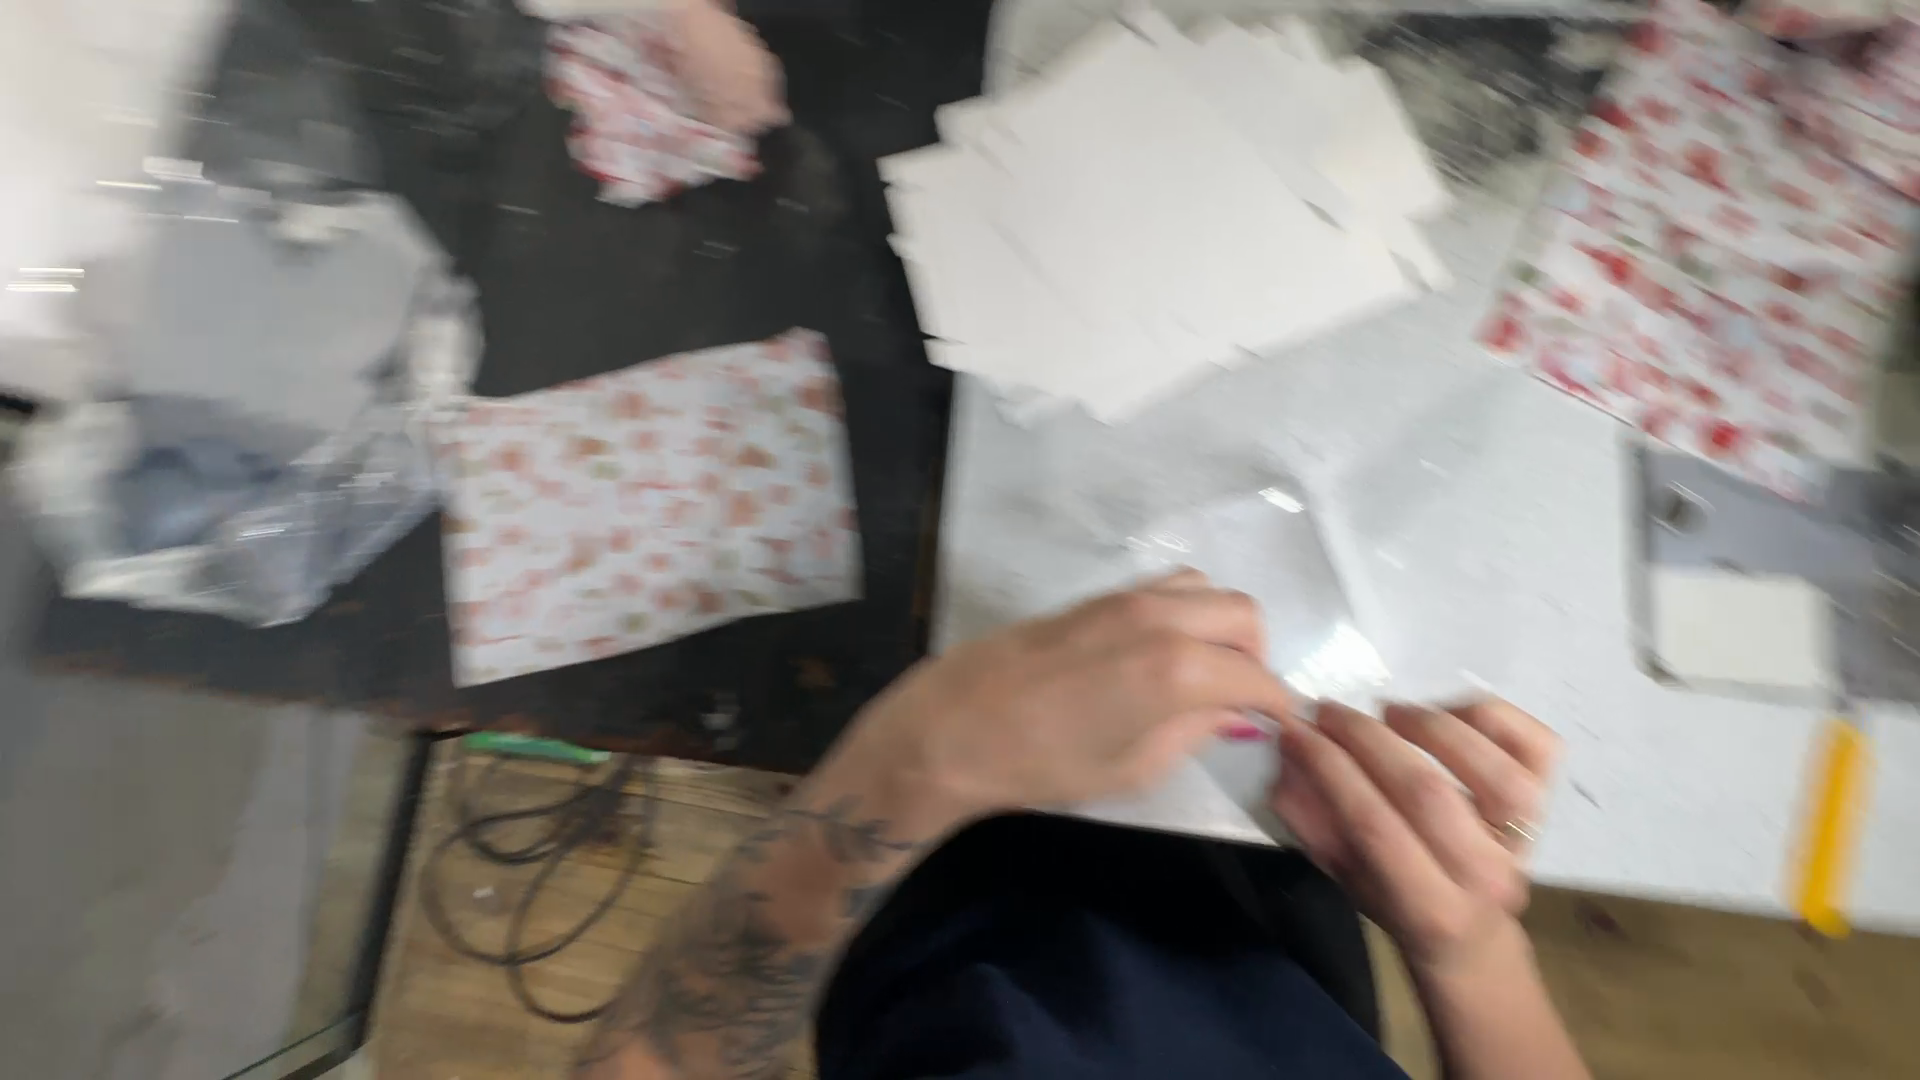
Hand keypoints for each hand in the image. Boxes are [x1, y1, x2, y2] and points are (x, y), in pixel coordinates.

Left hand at [837, 570, 1292, 823]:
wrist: (956, 725)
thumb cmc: (1044, 763)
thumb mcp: (1133, 766)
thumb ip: (1194, 731)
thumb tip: (1231, 713)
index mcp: (1178, 666)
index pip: (1256, 676)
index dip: (1276, 704)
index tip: (1277, 724)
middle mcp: (1158, 617)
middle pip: (1241, 612)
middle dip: (1254, 653)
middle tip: (1238, 696)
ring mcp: (1122, 597)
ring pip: (1201, 587)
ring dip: (1217, 623)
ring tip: (1201, 669)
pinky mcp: (1092, 596)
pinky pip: (1160, 587)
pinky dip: (1181, 610)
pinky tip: (1159, 650)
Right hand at [1270, 700, 1559, 975]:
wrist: (1470, 934)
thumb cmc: (1390, 897)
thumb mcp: (1336, 871)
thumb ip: (1306, 816)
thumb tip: (1287, 756)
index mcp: (1428, 907)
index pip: (1373, 824)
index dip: (1328, 768)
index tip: (1294, 731)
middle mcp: (1486, 878)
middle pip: (1426, 791)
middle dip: (1363, 737)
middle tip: (1327, 711)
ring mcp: (1528, 841)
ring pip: (1494, 772)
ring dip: (1430, 726)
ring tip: (1388, 710)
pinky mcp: (1551, 805)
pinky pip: (1537, 747)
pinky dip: (1491, 716)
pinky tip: (1445, 711)